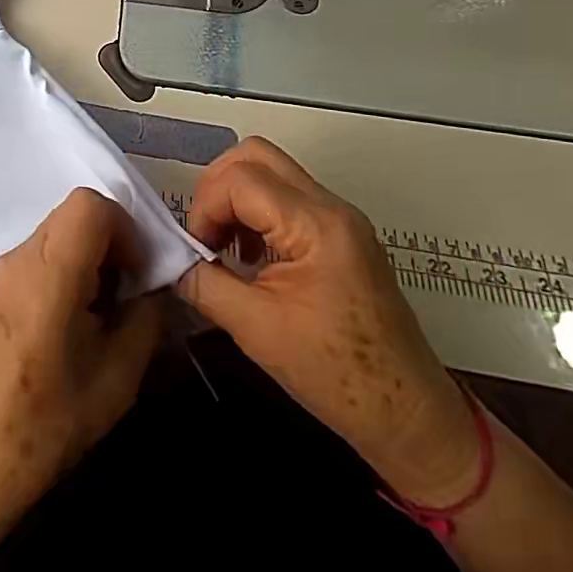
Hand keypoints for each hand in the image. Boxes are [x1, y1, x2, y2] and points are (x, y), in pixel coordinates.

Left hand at [0, 188, 161, 571]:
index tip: (137, 274)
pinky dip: (66, 272)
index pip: (88, 205)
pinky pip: (38, 257)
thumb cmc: (48, 420)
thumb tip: (155, 290)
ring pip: (56, 235)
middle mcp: (18, 258)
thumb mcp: (118, 375)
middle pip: (72, 216)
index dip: (125, 229)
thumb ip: (145, 318)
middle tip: (127, 296)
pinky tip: (73, 323)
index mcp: (48, 273)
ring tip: (102, 316)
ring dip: (88, 260)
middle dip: (110, 245)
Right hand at [174, 138, 481, 506]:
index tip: (198, 251)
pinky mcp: (339, 236)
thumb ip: (199, 281)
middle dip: (215, 189)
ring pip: (268, 172)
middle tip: (205, 233)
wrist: (406, 415)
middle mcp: (331, 209)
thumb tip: (165, 259)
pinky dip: (253, 213)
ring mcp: (339, 220)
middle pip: (254, 156)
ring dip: (233, 200)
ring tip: (222, 247)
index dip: (204, 208)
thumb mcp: (250, 326)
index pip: (238, 179)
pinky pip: (283, 198)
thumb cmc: (333, 373)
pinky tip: (247, 257)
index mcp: (316, 226)